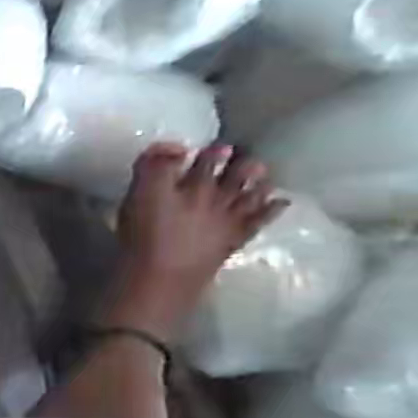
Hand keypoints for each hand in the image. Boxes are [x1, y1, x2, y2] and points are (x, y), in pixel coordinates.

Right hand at [109, 143, 289, 339]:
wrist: (162, 275)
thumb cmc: (143, 236)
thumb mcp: (137, 197)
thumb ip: (152, 167)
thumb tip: (169, 143)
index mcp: (194, 184)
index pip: (204, 160)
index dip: (207, 151)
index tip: (208, 147)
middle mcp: (219, 196)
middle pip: (236, 173)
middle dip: (238, 163)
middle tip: (237, 156)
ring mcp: (232, 218)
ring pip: (253, 192)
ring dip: (258, 180)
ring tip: (259, 174)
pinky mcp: (236, 238)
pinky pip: (260, 219)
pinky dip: (271, 208)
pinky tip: (279, 202)